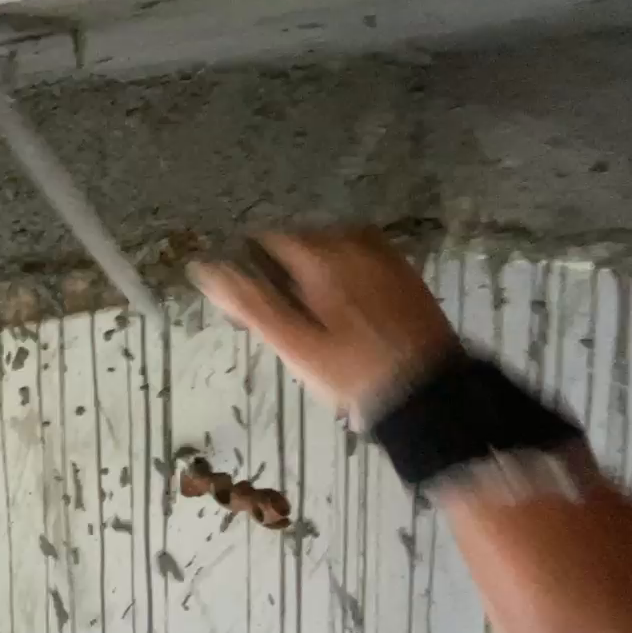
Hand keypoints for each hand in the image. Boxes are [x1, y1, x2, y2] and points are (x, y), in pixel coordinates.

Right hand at [189, 228, 456, 419]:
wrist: (428, 393)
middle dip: (280, 264)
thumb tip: (203, 268)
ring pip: (331, 245)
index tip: (247, 297)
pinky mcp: (404, 274)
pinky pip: (362, 255)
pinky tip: (339, 299)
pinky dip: (342, 268)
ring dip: (310, 264)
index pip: (266, 240)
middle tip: (275, 307)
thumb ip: (246, 300)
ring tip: (305, 302)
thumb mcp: (289, 341)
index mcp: (321, 259)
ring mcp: (384, 258)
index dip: (248, 265)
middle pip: (299, 240)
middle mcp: (354, 247)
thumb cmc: (348, 370)